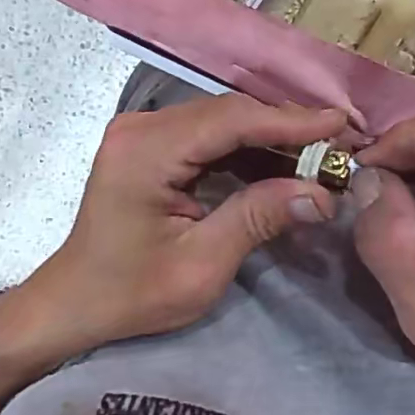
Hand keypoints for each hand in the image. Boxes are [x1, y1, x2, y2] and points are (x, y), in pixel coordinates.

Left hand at [22, 94, 347, 352]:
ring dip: (269, 135)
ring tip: (320, 151)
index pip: (230, 121)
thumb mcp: (201, 265)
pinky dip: (246, 146)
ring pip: (221, 119)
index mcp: (146, 152)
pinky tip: (281, 160)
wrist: (75, 301)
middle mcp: (141, 127)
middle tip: (339, 142)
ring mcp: (142, 131)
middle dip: (285, 127)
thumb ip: (258, 218)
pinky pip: (207, 134)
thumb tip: (322, 194)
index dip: (289, 121)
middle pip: (227, 113)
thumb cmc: (131, 294)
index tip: (340, 124)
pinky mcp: (149, 143)